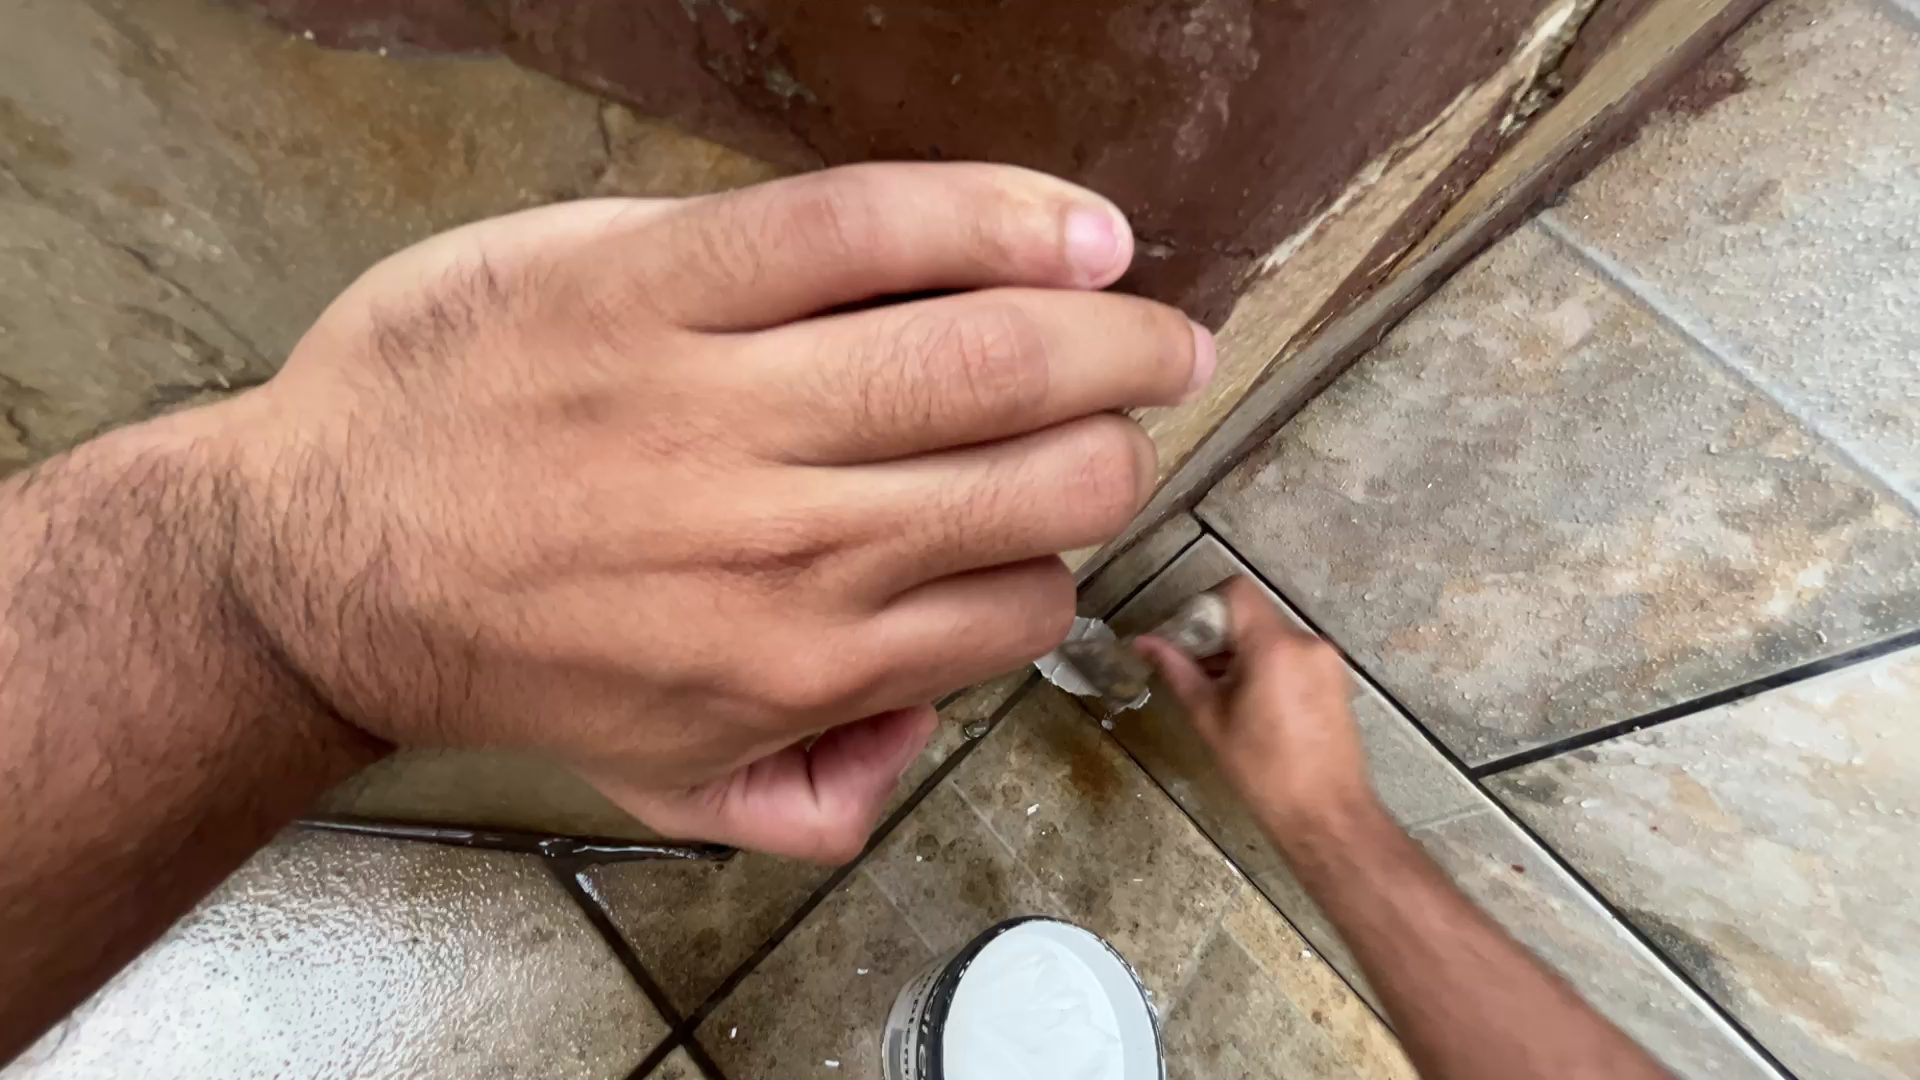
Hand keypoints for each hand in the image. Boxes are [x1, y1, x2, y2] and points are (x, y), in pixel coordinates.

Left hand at [185, 163, 1212, 860]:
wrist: (325, 558)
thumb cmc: (522, 656)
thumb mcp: (672, 786)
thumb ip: (811, 796)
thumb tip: (916, 734)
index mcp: (812, 660)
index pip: (1023, 605)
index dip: (1059, 568)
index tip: (1043, 534)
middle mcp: (800, 542)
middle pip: (1054, 482)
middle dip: (1127, 449)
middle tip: (1141, 409)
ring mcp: (732, 404)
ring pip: (995, 359)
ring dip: (1117, 341)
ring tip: (1158, 330)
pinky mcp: (666, 283)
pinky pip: (867, 230)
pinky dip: (997, 219)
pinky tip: (1075, 227)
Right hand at [1135, 578, 1376, 841]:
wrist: (1326, 814)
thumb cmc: (1261, 768)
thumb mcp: (1208, 716)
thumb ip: (1176, 669)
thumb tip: (1142, 641)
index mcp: (1273, 646)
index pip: (1236, 591)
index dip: (1204, 604)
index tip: (1186, 637)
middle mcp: (1305, 641)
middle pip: (1251, 613)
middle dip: (1217, 633)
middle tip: (1191, 666)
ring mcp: (1325, 659)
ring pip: (1270, 633)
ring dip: (1239, 649)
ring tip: (1217, 688)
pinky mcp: (1335, 678)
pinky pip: (1290, 652)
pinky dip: (1264, 662)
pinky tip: (1248, 700)